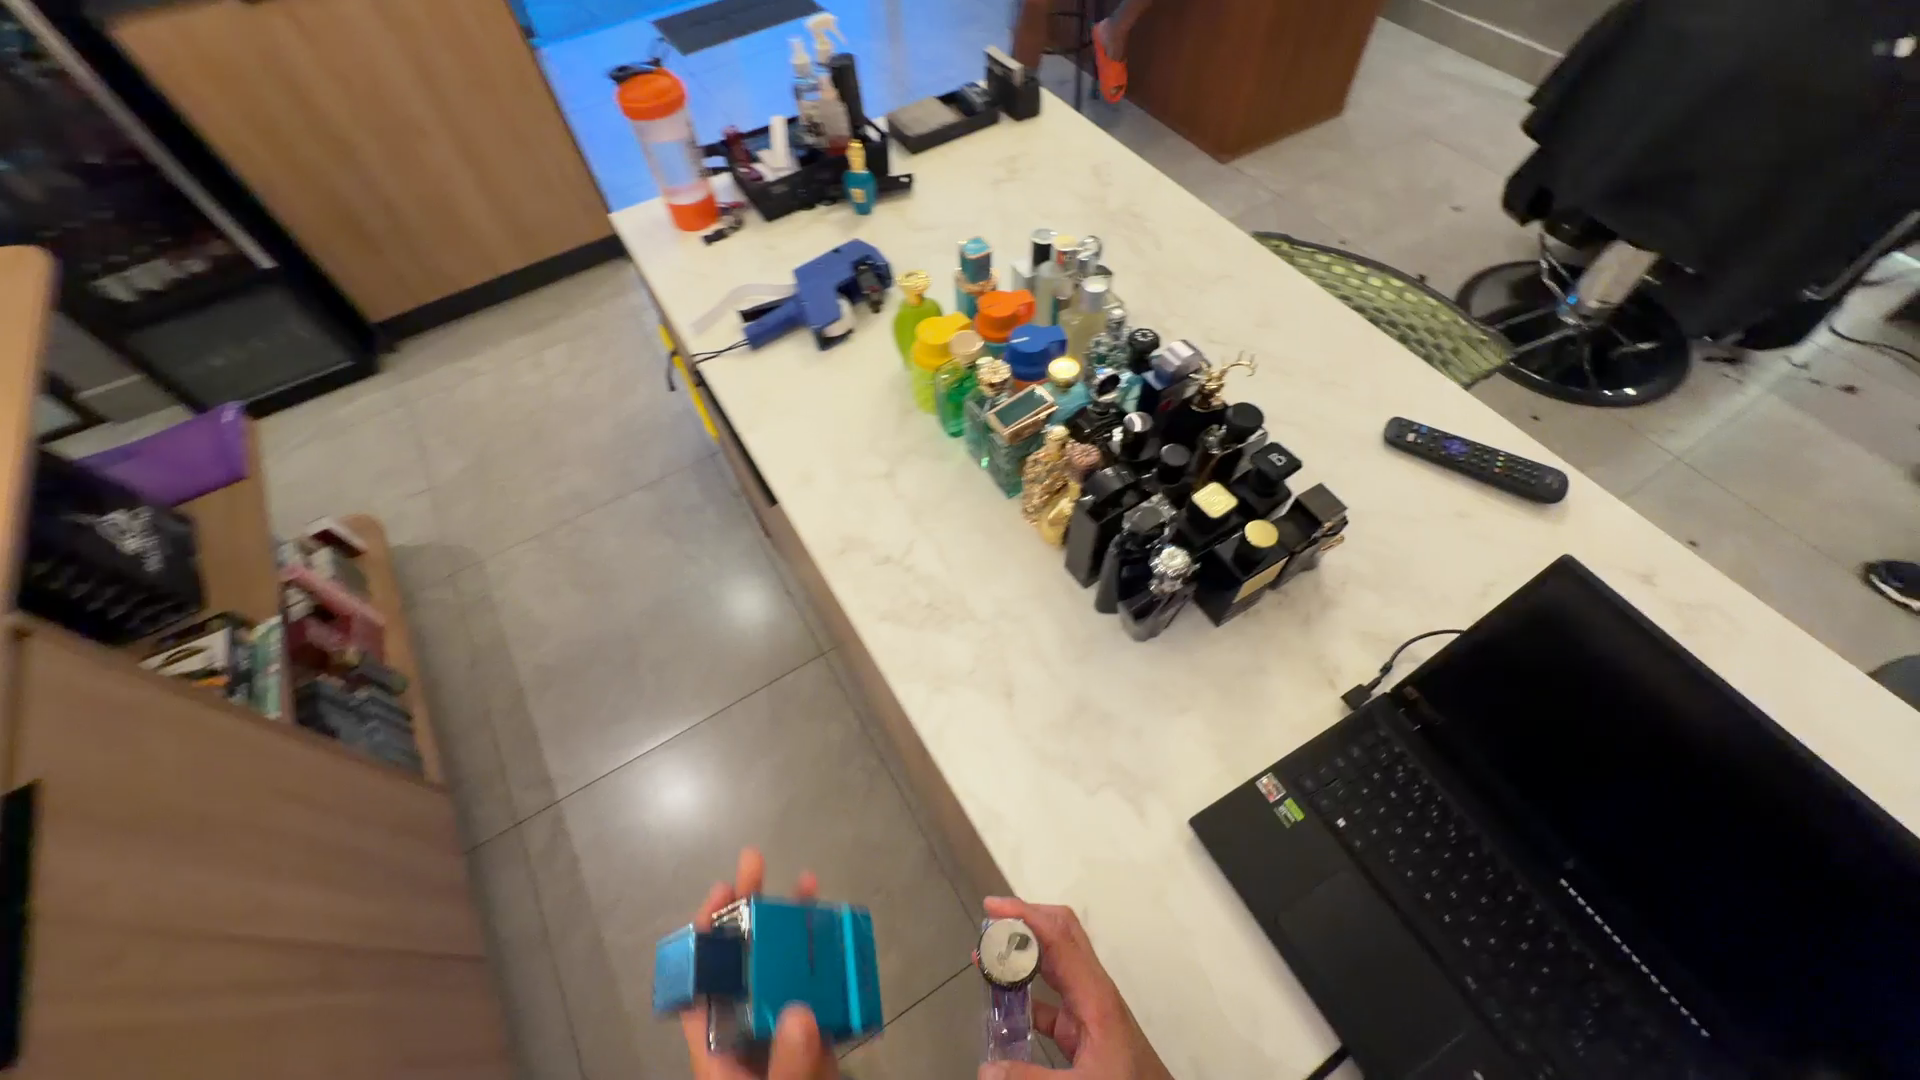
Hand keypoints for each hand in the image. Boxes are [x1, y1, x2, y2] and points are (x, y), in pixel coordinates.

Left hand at [682, 848, 837, 1079]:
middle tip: (756, 862)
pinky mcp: (820, 1052)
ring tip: (805, 883)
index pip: (701, 989)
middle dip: (749, 915)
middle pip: (744, 968)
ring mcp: (786, 1043)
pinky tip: (842, 937)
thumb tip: (802, 1010)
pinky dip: (831, 965)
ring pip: (785, 976)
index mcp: (719, 1057)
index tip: (721, 893)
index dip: (706, 938)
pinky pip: (823, 999)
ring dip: (794, 929)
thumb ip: (788, 1073)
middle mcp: (749, 1040)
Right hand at [977, 897, 1174, 1079]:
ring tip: (989, 951)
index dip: (1025, 914)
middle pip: (1061, 931)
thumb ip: (1032, 1079)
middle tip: (991, 921)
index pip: (1058, 936)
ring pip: (1055, 956)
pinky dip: (1024, 987)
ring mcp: (1087, 1002)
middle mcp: (1091, 987)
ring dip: (1024, 948)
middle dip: (1026, 918)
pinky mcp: (1082, 1022)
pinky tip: (1002, 999)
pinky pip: (1050, 991)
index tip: (993, 907)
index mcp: (1094, 993)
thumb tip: (985, 1070)